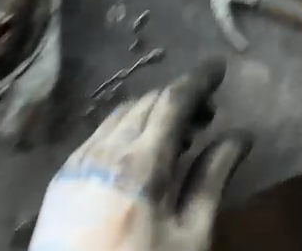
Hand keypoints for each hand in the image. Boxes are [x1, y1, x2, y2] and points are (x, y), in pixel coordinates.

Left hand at [30, 63, 249, 250]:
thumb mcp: (189, 238)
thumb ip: (211, 180)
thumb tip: (240, 136)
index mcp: (141, 162)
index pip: (174, 99)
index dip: (199, 80)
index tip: (221, 68)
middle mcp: (106, 150)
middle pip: (148, 101)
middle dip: (180, 98)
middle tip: (208, 116)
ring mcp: (78, 162)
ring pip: (122, 114)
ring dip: (153, 111)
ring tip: (178, 136)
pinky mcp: (61, 180)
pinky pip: (100, 134)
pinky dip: (127, 127)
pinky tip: (140, 153)